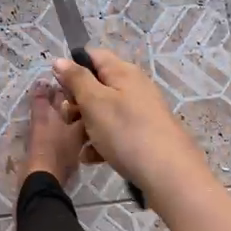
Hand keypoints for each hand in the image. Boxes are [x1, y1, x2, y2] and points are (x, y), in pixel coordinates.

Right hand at [52, 48, 208, 196]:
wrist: (170, 175)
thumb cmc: (127, 132)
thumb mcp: (94, 102)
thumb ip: (76, 79)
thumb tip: (60, 59)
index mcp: (122, 71)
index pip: (92, 55)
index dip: (72, 67)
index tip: (60, 89)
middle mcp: (134, 87)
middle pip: (97, 84)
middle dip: (77, 101)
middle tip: (67, 118)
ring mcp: (141, 112)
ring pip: (104, 110)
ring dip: (86, 124)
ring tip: (78, 142)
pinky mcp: (145, 135)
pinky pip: (116, 130)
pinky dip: (101, 140)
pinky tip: (91, 158)